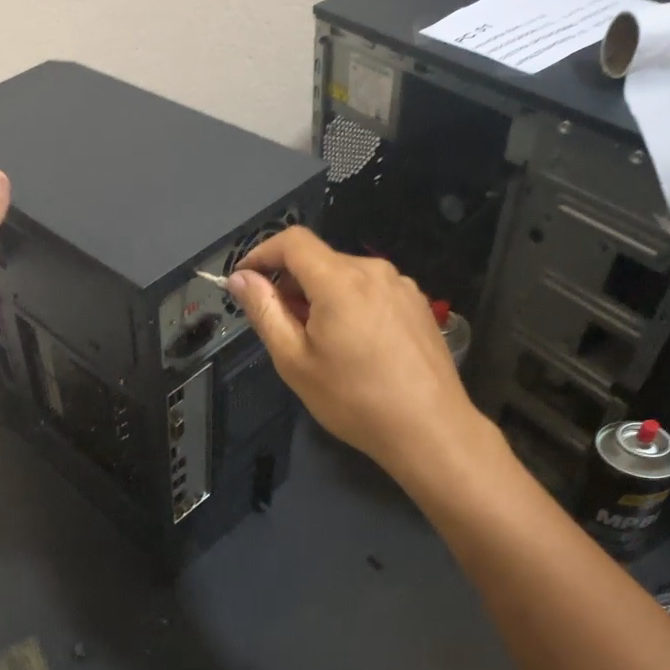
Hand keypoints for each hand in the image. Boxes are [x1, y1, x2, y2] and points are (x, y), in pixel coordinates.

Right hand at [226, 226, 491, 481]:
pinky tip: (352, 344)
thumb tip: (240, 278)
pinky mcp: (416, 304)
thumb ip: (264, 311)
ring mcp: (401, 286)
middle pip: (319, 259)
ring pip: (345, 275)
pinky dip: (348, 303)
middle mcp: (373, 271)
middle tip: (278, 324)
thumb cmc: (353, 399)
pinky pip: (370, 290)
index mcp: (339, 280)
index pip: (292, 241)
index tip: (244, 280)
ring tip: (315, 340)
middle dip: (290, 282)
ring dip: (320, 294)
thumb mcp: (294, 360)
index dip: (261, 253)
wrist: (429, 428)